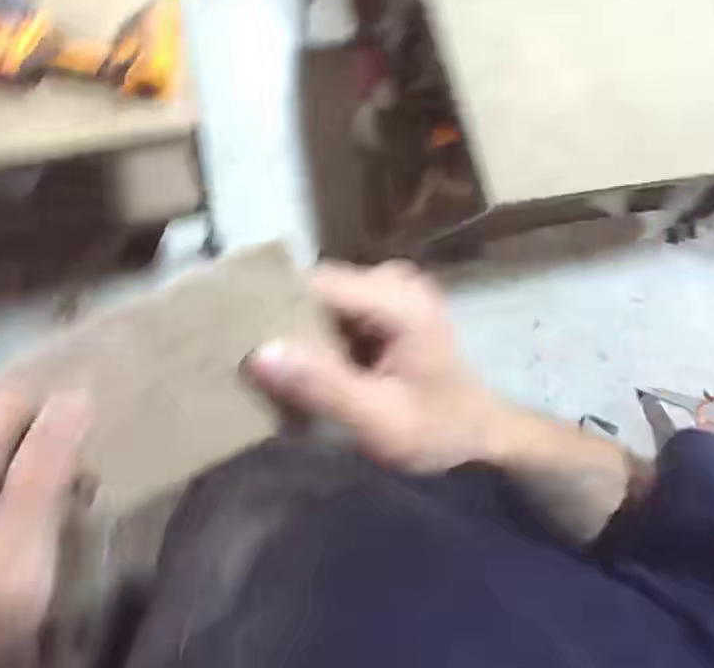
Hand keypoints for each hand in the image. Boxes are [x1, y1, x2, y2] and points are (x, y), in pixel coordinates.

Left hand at [0, 387, 90, 667]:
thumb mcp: (20, 546)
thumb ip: (44, 468)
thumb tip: (78, 393)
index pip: (3, 399)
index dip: (55, 383)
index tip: (108, 373)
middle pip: (5, 409)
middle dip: (57, 405)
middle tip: (111, 400)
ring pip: (11, 427)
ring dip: (55, 426)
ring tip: (102, 422)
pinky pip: (10, 449)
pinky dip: (45, 447)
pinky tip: (76, 456)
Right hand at [245, 261, 509, 472]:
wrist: (479, 433)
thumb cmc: (437, 431)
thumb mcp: (379, 422)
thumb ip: (323, 387)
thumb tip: (260, 353)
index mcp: (401, 302)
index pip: (322, 283)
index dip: (277, 301)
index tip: (235, 328)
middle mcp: (397, 280)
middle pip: (322, 285)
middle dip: (285, 316)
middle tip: (244, 352)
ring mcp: (394, 287)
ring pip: (326, 296)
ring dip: (299, 325)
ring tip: (264, 357)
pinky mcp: (387, 301)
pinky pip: (339, 306)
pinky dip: (318, 330)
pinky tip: (299, 359)